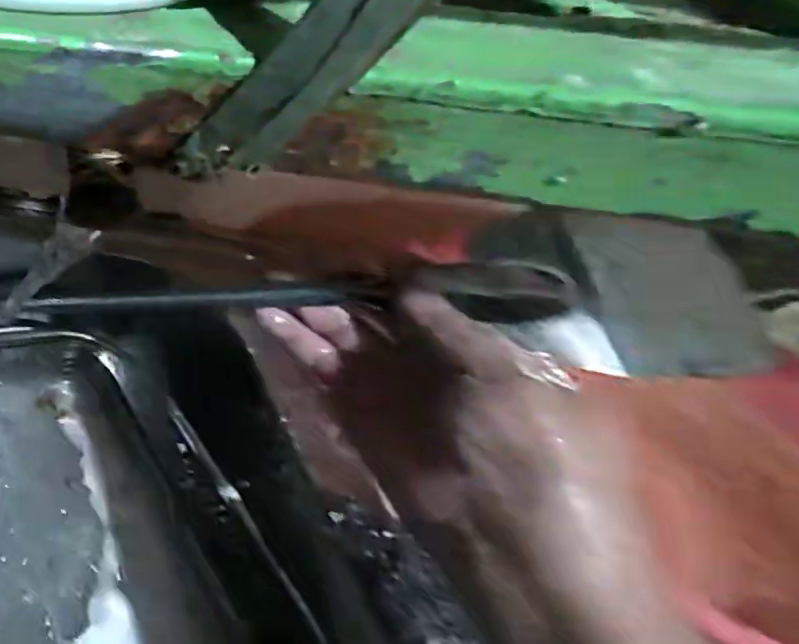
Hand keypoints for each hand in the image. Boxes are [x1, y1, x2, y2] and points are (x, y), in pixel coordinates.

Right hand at [258, 269, 695, 643]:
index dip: (382, 270)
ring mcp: (381, 379)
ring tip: (270, 281)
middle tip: (294, 262)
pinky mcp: (349, 404)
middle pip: (367, 304)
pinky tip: (267, 313)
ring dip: (304, 302)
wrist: (510, 545)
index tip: (351, 253)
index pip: (416, 293)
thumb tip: (402, 281)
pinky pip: (316, 360)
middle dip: (333, 281)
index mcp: (471, 344)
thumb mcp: (509, 379)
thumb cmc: (531, 456)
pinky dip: (291, 335)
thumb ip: (451, 326)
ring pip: (335, 326)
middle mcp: (421, 354)